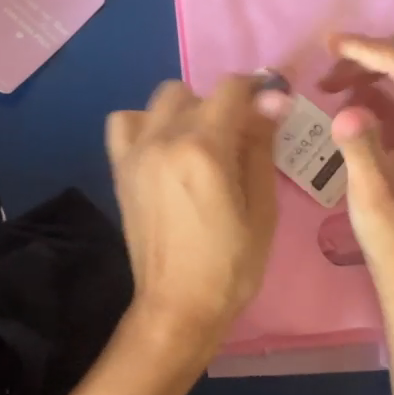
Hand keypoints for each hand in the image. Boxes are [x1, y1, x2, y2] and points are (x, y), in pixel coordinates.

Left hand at [106, 75, 280, 349]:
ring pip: (161, 101)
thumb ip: (261, 146)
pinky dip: (146, 124)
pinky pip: (125, 122)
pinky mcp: (120, 170)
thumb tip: (273, 97)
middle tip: (240, 140)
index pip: (231, 89)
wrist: (177, 307)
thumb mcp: (261, 209)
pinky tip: (164, 149)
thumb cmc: (230, 266)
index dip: (257, 87)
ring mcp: (136, 153)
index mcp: (204, 149)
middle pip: (195, 92)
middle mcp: (164, 139)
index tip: (273, 104)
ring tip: (201, 145)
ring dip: (186, 110)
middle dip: (222, 105)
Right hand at [317, 33, 393, 294]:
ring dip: (364, 71)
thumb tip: (346, 109)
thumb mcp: (371, 193)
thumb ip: (360, 148)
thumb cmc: (393, 235)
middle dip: (367, 56)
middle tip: (325, 71)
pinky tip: (343, 109)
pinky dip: (368, 90)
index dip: (370, 49)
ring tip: (327, 89)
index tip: (329, 45)